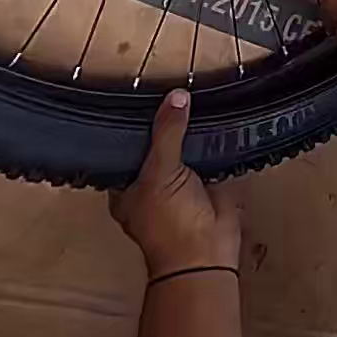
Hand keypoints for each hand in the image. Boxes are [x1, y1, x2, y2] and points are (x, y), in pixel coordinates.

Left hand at [110, 89, 240, 276]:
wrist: (208, 254)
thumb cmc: (169, 221)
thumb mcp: (161, 171)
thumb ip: (167, 132)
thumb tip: (176, 96)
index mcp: (126, 184)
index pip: (124, 144)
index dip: (131, 119)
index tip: (139, 89)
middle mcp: (150, 180)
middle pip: (154, 141)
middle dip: (162, 118)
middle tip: (167, 81)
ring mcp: (179, 180)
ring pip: (181, 145)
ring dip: (187, 125)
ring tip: (190, 87)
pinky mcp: (205, 179)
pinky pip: (205, 151)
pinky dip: (209, 135)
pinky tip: (211, 109)